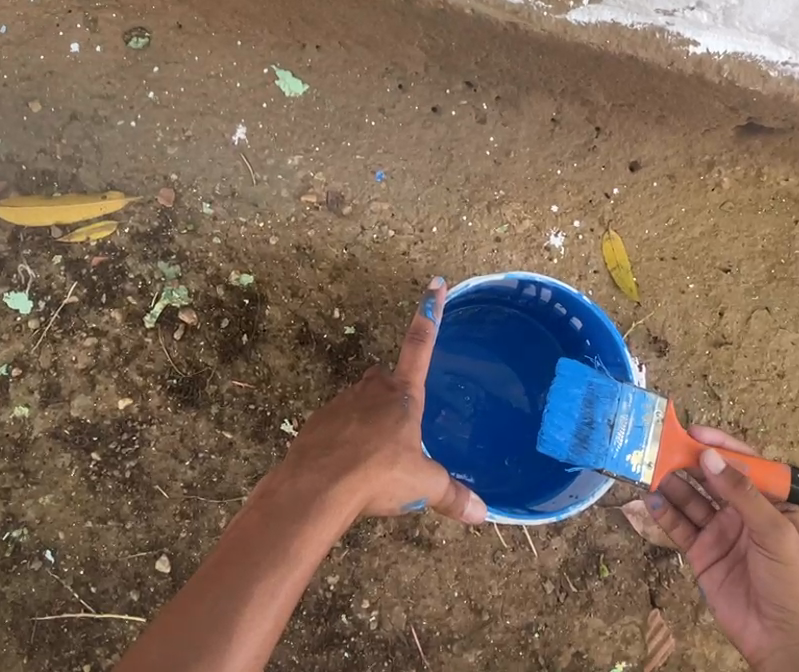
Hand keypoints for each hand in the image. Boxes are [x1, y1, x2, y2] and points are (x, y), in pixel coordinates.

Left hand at [273, 277, 485, 524]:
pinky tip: (348, 466)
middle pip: (385, 379)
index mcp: (403, 394)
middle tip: (401, 426)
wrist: (316, 487)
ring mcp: (341, 402)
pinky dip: (344, 439)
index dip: (430, 312)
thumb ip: (452, 495)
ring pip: (360, 401)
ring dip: (368, 420)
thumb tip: (482, 514)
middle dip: (393, 394)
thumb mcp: (422, 486)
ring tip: (374, 458)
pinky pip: (337, 424)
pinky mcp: (318, 422)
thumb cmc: (377, 475)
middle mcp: (372, 389)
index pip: (421, 344)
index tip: (435, 283)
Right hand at [648, 428, 798, 671]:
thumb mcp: (776, 532)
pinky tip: (650, 499)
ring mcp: (720, 532)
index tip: (694, 432)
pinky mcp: (702, 554)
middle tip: (662, 444)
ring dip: (672, 482)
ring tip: (650, 467)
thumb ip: (741, 493)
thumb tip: (709, 457)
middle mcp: (742, 512)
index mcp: (770, 502)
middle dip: (688, 460)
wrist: (788, 644)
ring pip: (691, 499)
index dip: (719, 445)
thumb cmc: (796, 583)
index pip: (742, 463)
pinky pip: (679, 527)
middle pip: (711, 478)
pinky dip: (664, 512)